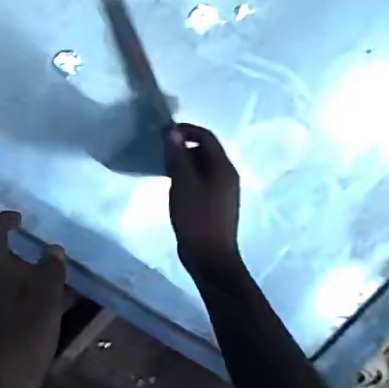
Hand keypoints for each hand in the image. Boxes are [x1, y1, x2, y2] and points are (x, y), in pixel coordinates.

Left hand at [0, 211, 66, 387]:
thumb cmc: (14, 351)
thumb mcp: (44, 313)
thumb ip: (50, 277)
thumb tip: (52, 249)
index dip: (5, 220)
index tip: (19, 220)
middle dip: (16, 268)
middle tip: (43, 284)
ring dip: (8, 293)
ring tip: (33, 314)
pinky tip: (12, 337)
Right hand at [167, 123, 241, 270]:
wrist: (210, 257)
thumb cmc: (196, 217)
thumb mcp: (184, 183)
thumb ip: (179, 155)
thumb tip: (173, 131)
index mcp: (223, 168)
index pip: (207, 137)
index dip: (186, 129)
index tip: (163, 132)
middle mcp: (227, 175)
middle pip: (206, 149)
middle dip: (183, 144)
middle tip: (161, 150)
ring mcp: (223, 190)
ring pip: (203, 164)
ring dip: (184, 160)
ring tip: (163, 165)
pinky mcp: (215, 201)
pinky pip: (201, 178)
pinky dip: (187, 174)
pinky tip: (173, 183)